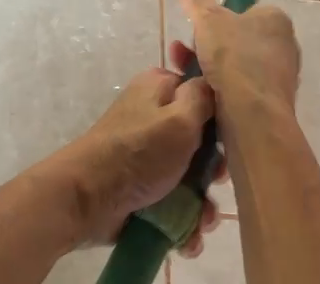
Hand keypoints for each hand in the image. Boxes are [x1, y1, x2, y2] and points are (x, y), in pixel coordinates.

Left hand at [36, 66, 222, 253]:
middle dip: (212, 167)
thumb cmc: (138, 152)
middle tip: (214, 180)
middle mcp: (152, 116)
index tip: (228, 135)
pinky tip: (189, 236)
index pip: (197, 91)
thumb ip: (200, 98)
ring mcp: (147, 153)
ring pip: (190, 175)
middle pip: (198, 138)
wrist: (90, 197)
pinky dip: (184, 219)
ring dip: (201, 202)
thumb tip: (210, 83)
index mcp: (157, 89)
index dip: (217, 113)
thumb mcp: (178, 119)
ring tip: (202, 219)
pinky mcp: (143, 186)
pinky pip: (175, 200)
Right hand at [175, 0, 301, 115]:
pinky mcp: (269, 101)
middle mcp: (283, 45)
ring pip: (235, 62)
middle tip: (187, 46)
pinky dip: (218, 84)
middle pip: (237, 36)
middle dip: (208, 41)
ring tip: (180, 65)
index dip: (220, 14)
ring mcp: (278, 76)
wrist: (252, 114)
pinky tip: (196, 87)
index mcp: (276, 20)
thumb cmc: (234, 57)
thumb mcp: (208, 19)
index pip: (245, 8)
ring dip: (206, 62)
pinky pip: (238, 85)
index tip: (201, 24)